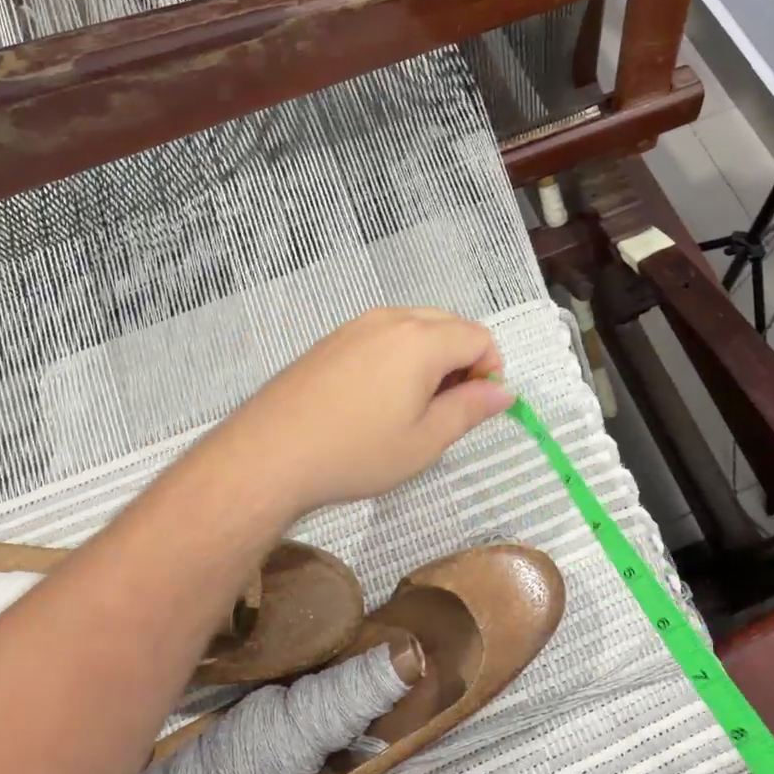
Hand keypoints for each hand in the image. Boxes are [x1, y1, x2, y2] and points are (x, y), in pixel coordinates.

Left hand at [203, 308, 510, 515]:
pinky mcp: (332, 339)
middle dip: (463, 360)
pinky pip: (384, 334)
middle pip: (449, 324)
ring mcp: (357, 325)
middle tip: (447, 408)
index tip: (475, 407)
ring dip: (432, 356)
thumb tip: (504, 391)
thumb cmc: (356, 453)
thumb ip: (470, 409)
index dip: (491, 370)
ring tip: (412, 406)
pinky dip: (400, 355)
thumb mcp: (424, 441)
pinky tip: (377, 398)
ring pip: (416, 326)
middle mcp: (391, 319)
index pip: (479, 337)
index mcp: (422, 339)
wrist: (269, 453)